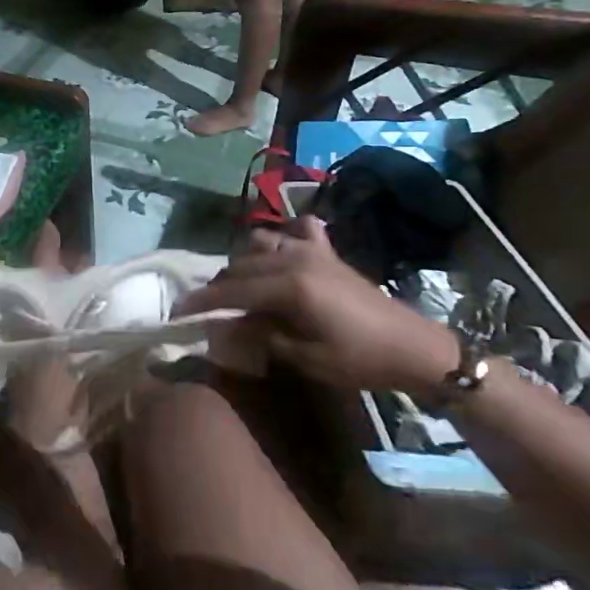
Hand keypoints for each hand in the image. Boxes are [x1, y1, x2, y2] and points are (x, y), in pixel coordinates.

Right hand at [179, 217, 458, 390]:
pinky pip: (299, 229)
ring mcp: (313, 249)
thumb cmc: (358, 360)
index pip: (232, 291)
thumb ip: (261, 336)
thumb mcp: (305, 358)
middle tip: (207, 306)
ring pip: (262, 241)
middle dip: (219, 284)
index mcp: (289, 287)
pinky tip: (283, 251)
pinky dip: (285, 236)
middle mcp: (295, 258)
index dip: (202, 301)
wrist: (410, 345)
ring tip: (240, 284)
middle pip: (241, 264)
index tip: (178, 311)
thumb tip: (227, 326)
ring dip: (245, 260)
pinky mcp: (328, 251)